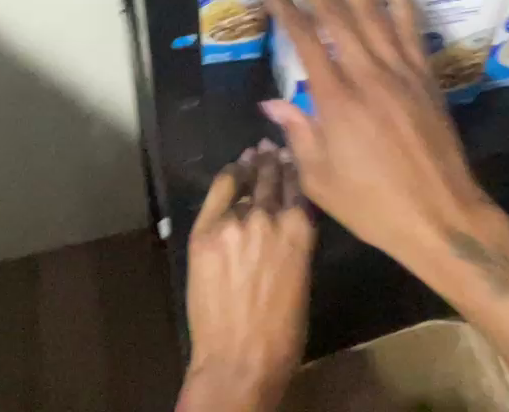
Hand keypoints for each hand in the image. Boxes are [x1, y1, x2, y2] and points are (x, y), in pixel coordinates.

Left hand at [178, 143, 314, 411]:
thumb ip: (294, 239)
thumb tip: (287, 216)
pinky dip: (229, 175)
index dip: (295, 167)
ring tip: (255, 154)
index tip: (292, 155)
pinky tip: (233, 168)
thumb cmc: (281, 330)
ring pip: (248, 180)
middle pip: (273, 176)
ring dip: (253, 165)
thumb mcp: (302, 276)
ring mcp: (236, 220)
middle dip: (273, 161)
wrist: (239, 359)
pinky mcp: (207, 229)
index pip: (299, 184)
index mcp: (301, 229)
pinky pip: (220, 190)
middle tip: (271, 149)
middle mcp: (270, 215)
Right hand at [261, 0, 490, 266]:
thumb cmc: (373, 205)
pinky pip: (412, 28)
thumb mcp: (320, 180)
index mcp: (335, 100)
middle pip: (337, 15)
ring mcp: (400, 71)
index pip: (305, 41)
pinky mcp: (425, 76)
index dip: (287, 11)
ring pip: (373, 11)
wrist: (440, 216)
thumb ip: (298, 134)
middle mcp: (366, 74)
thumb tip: (272, 103)